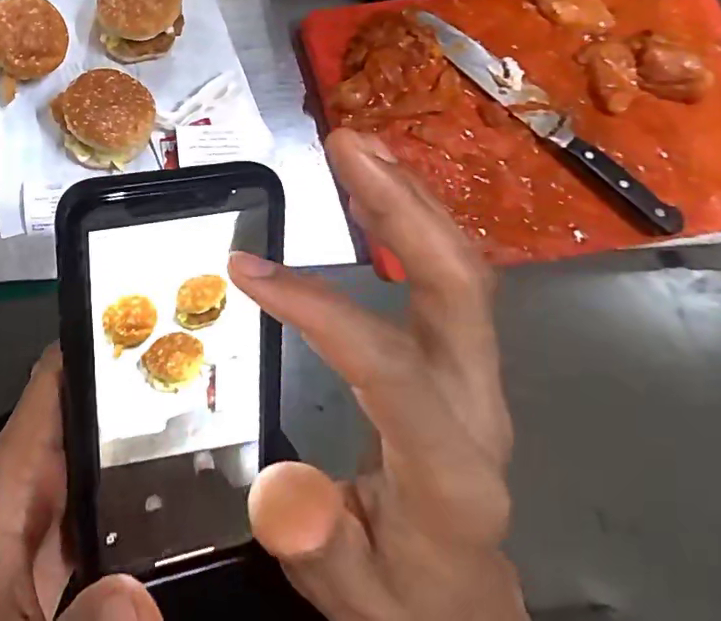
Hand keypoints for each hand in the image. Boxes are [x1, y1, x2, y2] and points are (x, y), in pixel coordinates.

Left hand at [0, 346, 161, 620]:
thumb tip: (140, 595)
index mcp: (0, 504)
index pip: (37, 414)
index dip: (72, 365)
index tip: (118, 328)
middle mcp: (17, 515)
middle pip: (69, 443)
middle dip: (118, 409)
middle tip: (181, 379)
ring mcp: (33, 551)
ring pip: (84, 488)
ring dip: (127, 460)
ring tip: (190, 434)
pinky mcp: (46, 583)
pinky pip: (92, 534)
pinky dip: (126, 516)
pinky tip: (169, 518)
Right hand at [228, 128, 523, 619]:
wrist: (459, 604)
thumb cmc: (398, 596)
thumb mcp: (351, 596)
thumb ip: (321, 549)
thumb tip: (287, 495)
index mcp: (448, 472)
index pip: (389, 369)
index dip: (316, 309)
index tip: (244, 268)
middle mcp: (476, 407)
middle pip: (460, 292)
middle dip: (402, 209)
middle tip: (344, 147)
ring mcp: (475, 377)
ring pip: (460, 271)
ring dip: (410, 199)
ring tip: (355, 146)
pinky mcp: (459, 361)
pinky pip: (445, 279)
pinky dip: (411, 223)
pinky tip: (373, 192)